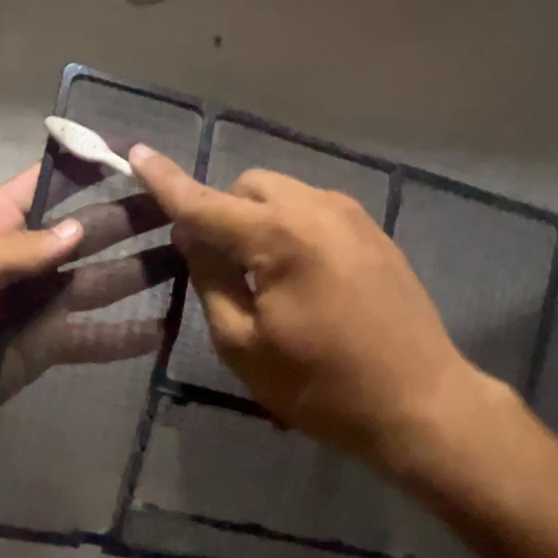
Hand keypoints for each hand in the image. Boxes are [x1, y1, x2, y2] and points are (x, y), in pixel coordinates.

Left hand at [0, 166, 178, 454]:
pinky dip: (119, 334)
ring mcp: (29, 306)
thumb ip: (20, 248)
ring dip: (133, 274)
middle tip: (178, 214)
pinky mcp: (39, 349)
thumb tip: (78, 229)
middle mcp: (13, 261)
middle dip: (122, 222)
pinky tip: (160, 329)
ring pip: (89, 283)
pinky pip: (85, 335)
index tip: (133, 162)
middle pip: (76, 235)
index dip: (82, 172)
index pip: (40, 187)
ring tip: (184, 264)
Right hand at [130, 145, 493, 471]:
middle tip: (216, 264)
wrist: (422, 404)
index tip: (136, 153)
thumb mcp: (244, 345)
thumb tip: (192, 235)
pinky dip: (289, 226)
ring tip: (261, 274)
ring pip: (282, 194)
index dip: (166, 181)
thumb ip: (210, 279)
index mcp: (279, 237)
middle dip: (221, 211)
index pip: (205, 202)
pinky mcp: (373, 231)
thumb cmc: (323, 386)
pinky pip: (312, 210)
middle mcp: (316, 208)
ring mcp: (351, 215)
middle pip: (247, 186)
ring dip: (257, 218)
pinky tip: (299, 276)